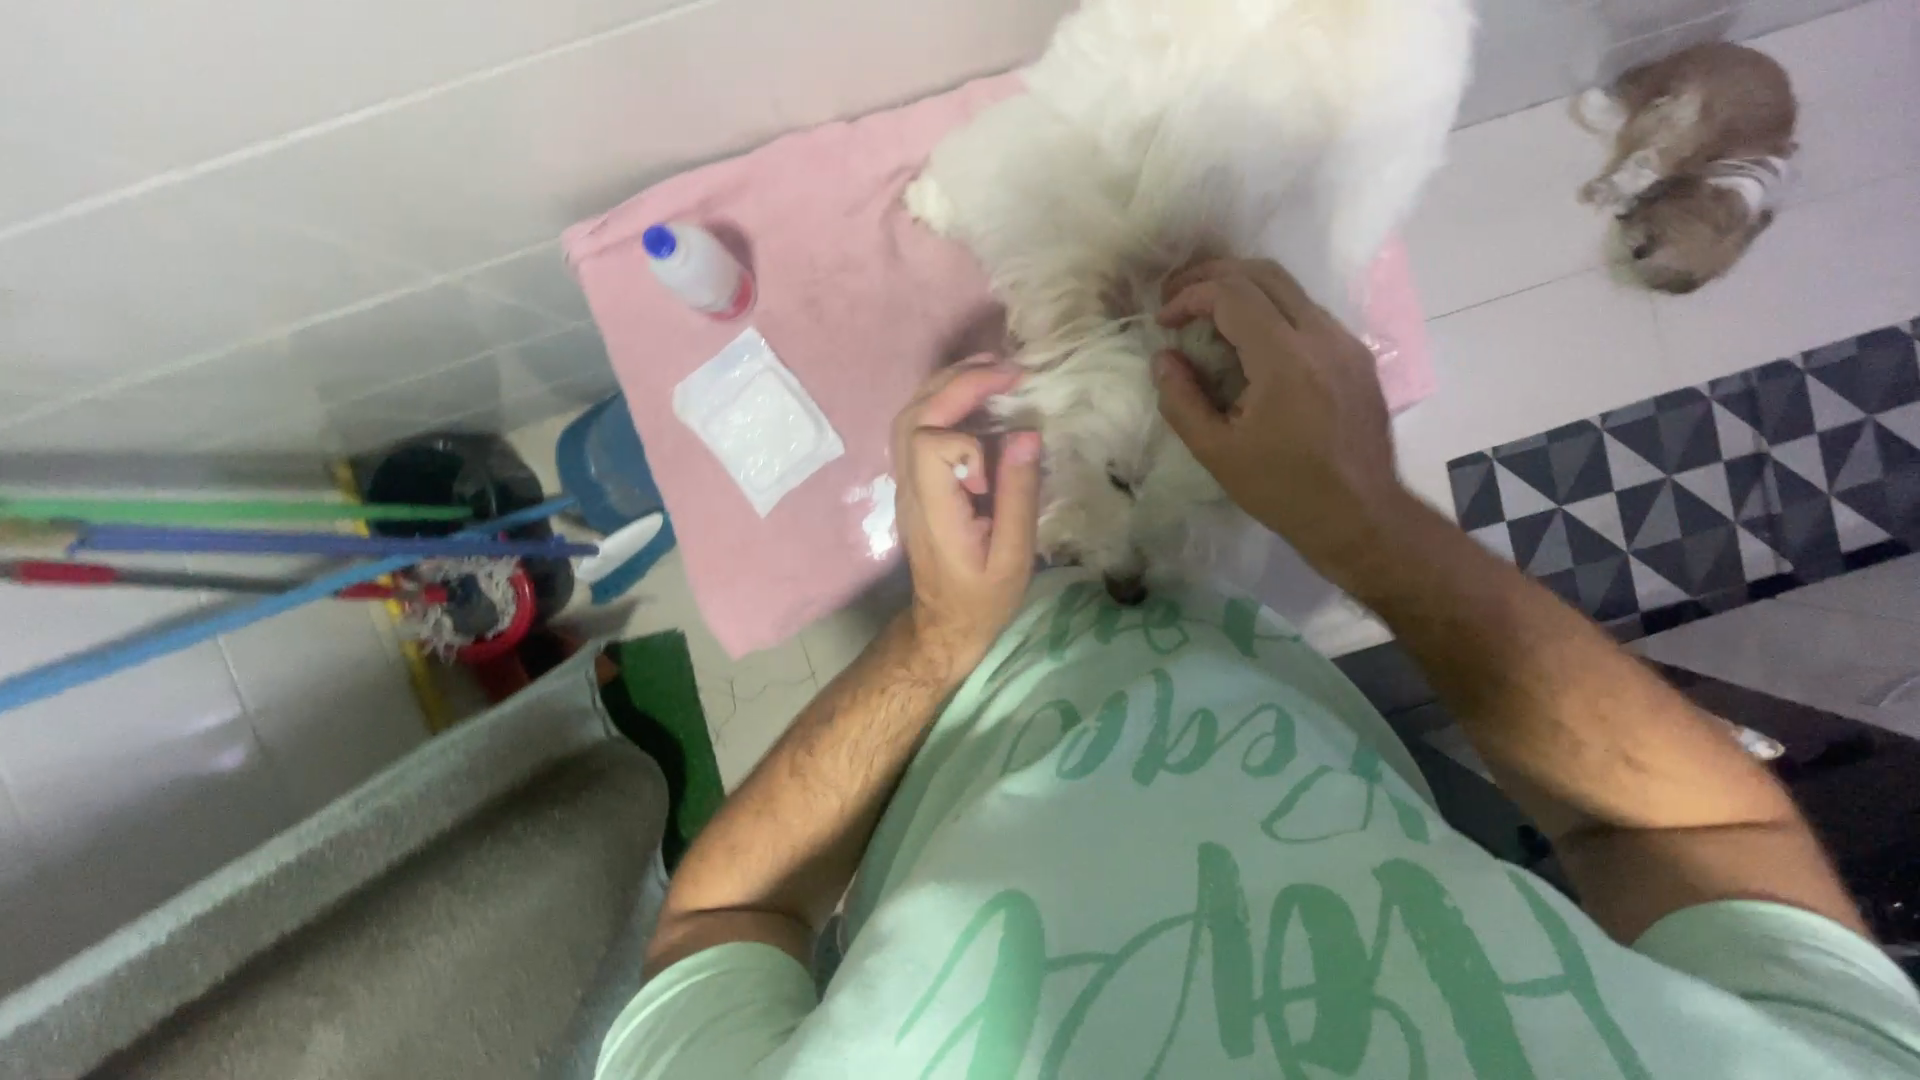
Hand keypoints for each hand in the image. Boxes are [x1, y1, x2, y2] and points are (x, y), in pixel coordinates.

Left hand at [891, 359, 1042, 683]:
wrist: (944, 622)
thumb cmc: (983, 598)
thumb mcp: (1014, 557)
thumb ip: (1019, 496)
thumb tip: (1027, 433)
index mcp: (933, 509)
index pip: (929, 445)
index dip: (964, 439)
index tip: (993, 467)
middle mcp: (910, 488)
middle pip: (914, 416)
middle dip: (958, 383)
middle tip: (1008, 371)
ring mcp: (906, 483)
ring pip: (909, 416)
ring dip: (948, 386)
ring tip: (993, 372)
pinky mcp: (914, 482)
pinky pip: (917, 428)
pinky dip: (944, 402)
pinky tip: (977, 398)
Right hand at [1153, 259, 1413, 581]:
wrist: (1359, 515)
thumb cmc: (1281, 489)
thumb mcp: (1215, 452)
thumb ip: (1181, 400)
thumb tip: (1163, 359)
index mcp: (1286, 360)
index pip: (1232, 294)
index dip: (1190, 297)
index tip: (1164, 321)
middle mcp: (1322, 336)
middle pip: (1264, 273)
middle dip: (1212, 275)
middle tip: (1176, 296)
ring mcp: (1345, 342)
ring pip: (1290, 288)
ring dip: (1242, 290)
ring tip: (1206, 314)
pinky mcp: (1356, 356)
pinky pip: (1308, 313)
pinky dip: (1269, 311)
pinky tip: (1248, 342)